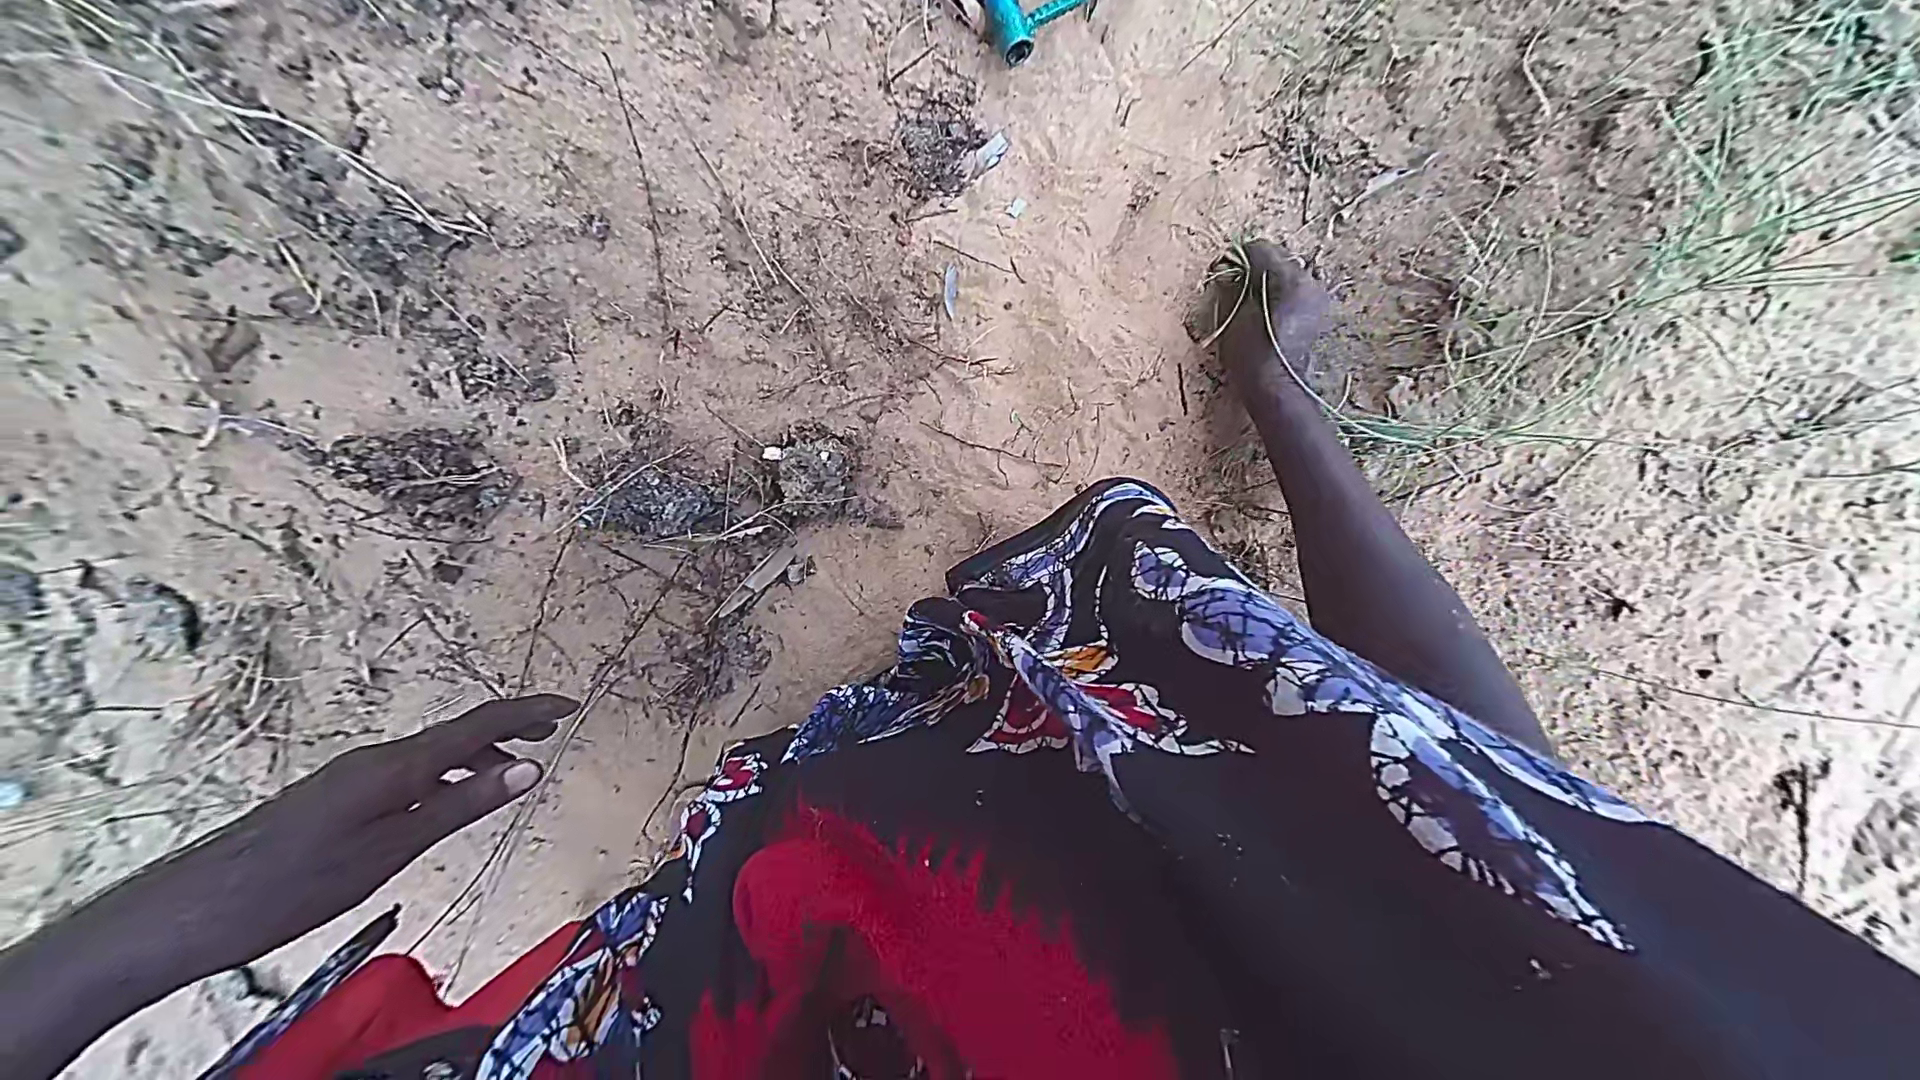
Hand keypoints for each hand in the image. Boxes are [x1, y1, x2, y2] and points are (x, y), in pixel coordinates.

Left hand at [0, 695, 578, 1079]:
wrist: (175, 918)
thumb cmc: (293, 886)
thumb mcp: (393, 847)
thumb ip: (464, 803)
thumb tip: (531, 767)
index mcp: (398, 765)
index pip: (481, 723)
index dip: (530, 709)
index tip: (570, 703)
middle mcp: (379, 757)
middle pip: (460, 729)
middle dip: (512, 723)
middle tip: (552, 728)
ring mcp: (354, 774)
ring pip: (435, 750)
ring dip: (481, 752)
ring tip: (512, 771)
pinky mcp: (337, 794)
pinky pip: (411, 768)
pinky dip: (447, 771)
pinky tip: (448, 797)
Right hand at [1212, 240, 1332, 393]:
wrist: (1276, 390)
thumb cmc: (1251, 357)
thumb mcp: (1234, 318)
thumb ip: (1232, 287)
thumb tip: (1227, 270)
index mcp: (1290, 280)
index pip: (1261, 250)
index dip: (1236, 257)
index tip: (1220, 270)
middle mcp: (1310, 283)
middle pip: (1278, 260)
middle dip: (1253, 269)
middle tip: (1231, 285)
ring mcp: (1317, 298)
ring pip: (1288, 276)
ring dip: (1267, 282)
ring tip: (1247, 299)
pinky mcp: (1316, 314)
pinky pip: (1295, 292)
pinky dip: (1278, 295)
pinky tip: (1264, 311)